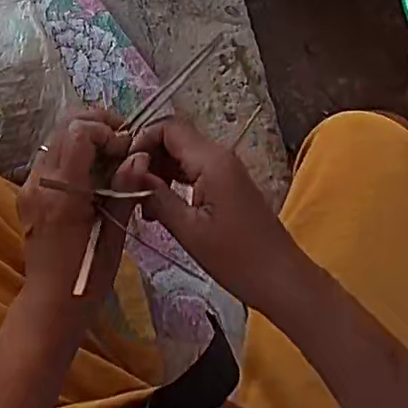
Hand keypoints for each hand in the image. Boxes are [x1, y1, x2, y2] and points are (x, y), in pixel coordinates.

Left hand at [18, 108, 150, 311]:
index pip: (78, 133)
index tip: (127, 147)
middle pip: (64, 127)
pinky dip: (72, 151)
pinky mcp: (27, 191)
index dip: (106, 130)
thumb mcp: (114, 235)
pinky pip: (50, 156)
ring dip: (84, 135)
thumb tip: (140, 155)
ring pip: (55, 138)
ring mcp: (29, 185)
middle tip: (122, 139)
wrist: (50, 304)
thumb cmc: (88, 277)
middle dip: (96, 125)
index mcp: (62, 193)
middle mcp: (39, 182)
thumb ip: (124, 190)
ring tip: (111, 152)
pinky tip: (92, 168)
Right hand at [133, 118, 312, 313]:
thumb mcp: (188, 230)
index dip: (141, 140)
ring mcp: (224, 169)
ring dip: (158, 171)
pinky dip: (172, 181)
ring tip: (141, 201)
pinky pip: (191, 169)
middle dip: (147, 157)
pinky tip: (160, 207)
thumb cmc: (237, 258)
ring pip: (180, 154)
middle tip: (129, 187)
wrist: (283, 281)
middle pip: (172, 138)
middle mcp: (218, 155)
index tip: (124, 168)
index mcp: (210, 160)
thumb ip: (156, 195)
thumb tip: (128, 170)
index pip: (167, 127)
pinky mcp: (226, 183)